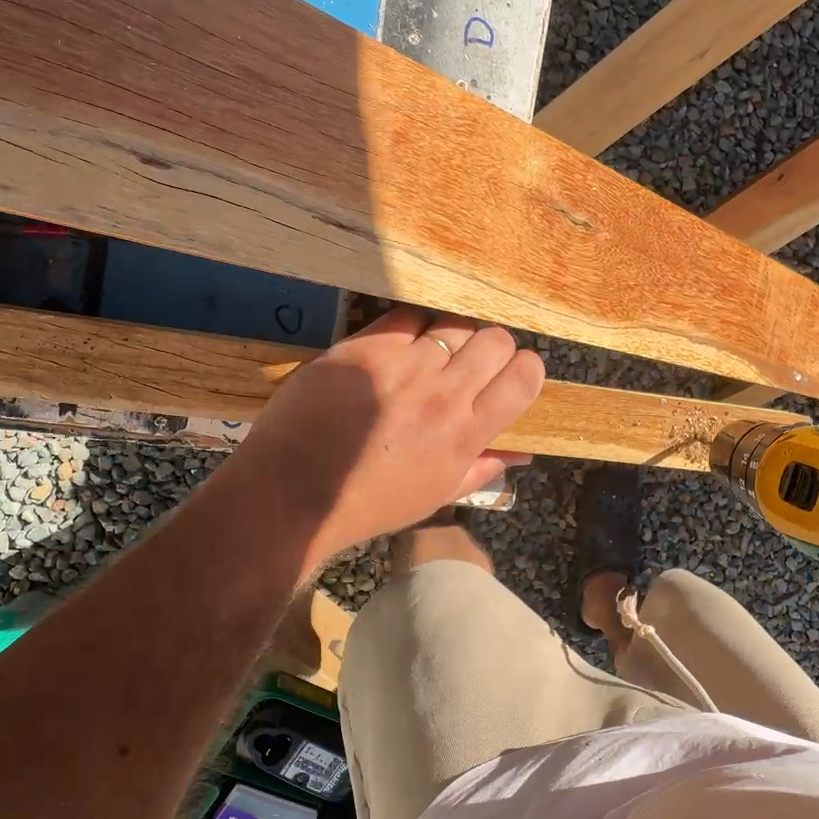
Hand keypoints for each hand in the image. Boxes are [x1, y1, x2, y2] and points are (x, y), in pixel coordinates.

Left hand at [228, 306, 543, 555]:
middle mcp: (444, 395)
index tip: (510, 374)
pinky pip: (407, 316)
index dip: (525, 369)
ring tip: (431, 353)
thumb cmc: (370, 502)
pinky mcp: (366, 349)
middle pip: (496, 341)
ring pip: (454, 324)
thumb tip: (523, 453)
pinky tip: (399, 345)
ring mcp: (405, 367)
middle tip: (470, 362)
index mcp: (466, 434)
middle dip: (491, 348)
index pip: (525, 377)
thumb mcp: (437, 494)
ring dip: (450, 336)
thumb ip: (483, 467)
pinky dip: (411, 327)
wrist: (292, 492)